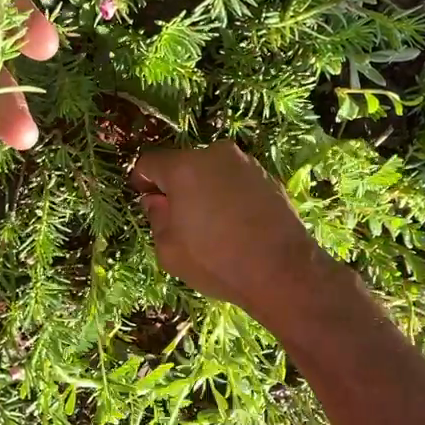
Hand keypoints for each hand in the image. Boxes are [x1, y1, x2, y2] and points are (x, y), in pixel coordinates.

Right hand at [131, 142, 334, 311]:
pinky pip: (235, 180)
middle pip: (183, 164)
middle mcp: (215, 154)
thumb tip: (156, 201)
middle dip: (176, 185)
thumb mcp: (169, 249)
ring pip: (211, 170)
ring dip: (204, 188)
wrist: (283, 271)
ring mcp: (245, 163)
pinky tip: (235, 223)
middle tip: (178, 217)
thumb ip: (156, 218)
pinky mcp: (268, 176)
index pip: (150, 162)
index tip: (145, 200)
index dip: (142, 180)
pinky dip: (229, 194)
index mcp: (184, 167)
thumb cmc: (216, 261)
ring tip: (211, 223)